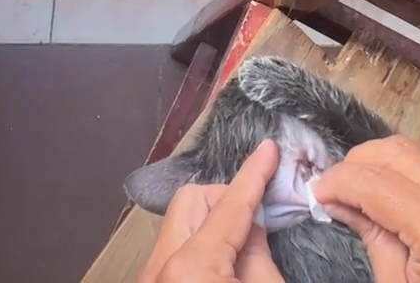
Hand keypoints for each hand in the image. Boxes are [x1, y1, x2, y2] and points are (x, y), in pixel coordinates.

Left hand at [139, 140, 287, 282]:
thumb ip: (259, 252)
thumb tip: (252, 225)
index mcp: (192, 265)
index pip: (230, 205)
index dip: (254, 173)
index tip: (269, 148)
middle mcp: (161, 265)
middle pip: (191, 199)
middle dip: (223, 199)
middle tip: (251, 222)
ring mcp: (151, 278)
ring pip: (180, 222)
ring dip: (211, 225)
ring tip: (238, 251)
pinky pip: (175, 249)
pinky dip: (200, 246)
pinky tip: (221, 269)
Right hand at [313, 136, 419, 282]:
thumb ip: (372, 237)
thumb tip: (337, 200)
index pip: (377, 183)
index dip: (339, 182)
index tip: (316, 191)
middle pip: (397, 152)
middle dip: (358, 163)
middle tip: (334, 187)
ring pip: (419, 150)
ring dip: (382, 161)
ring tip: (358, 186)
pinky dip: (410, 170)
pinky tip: (392, 190)